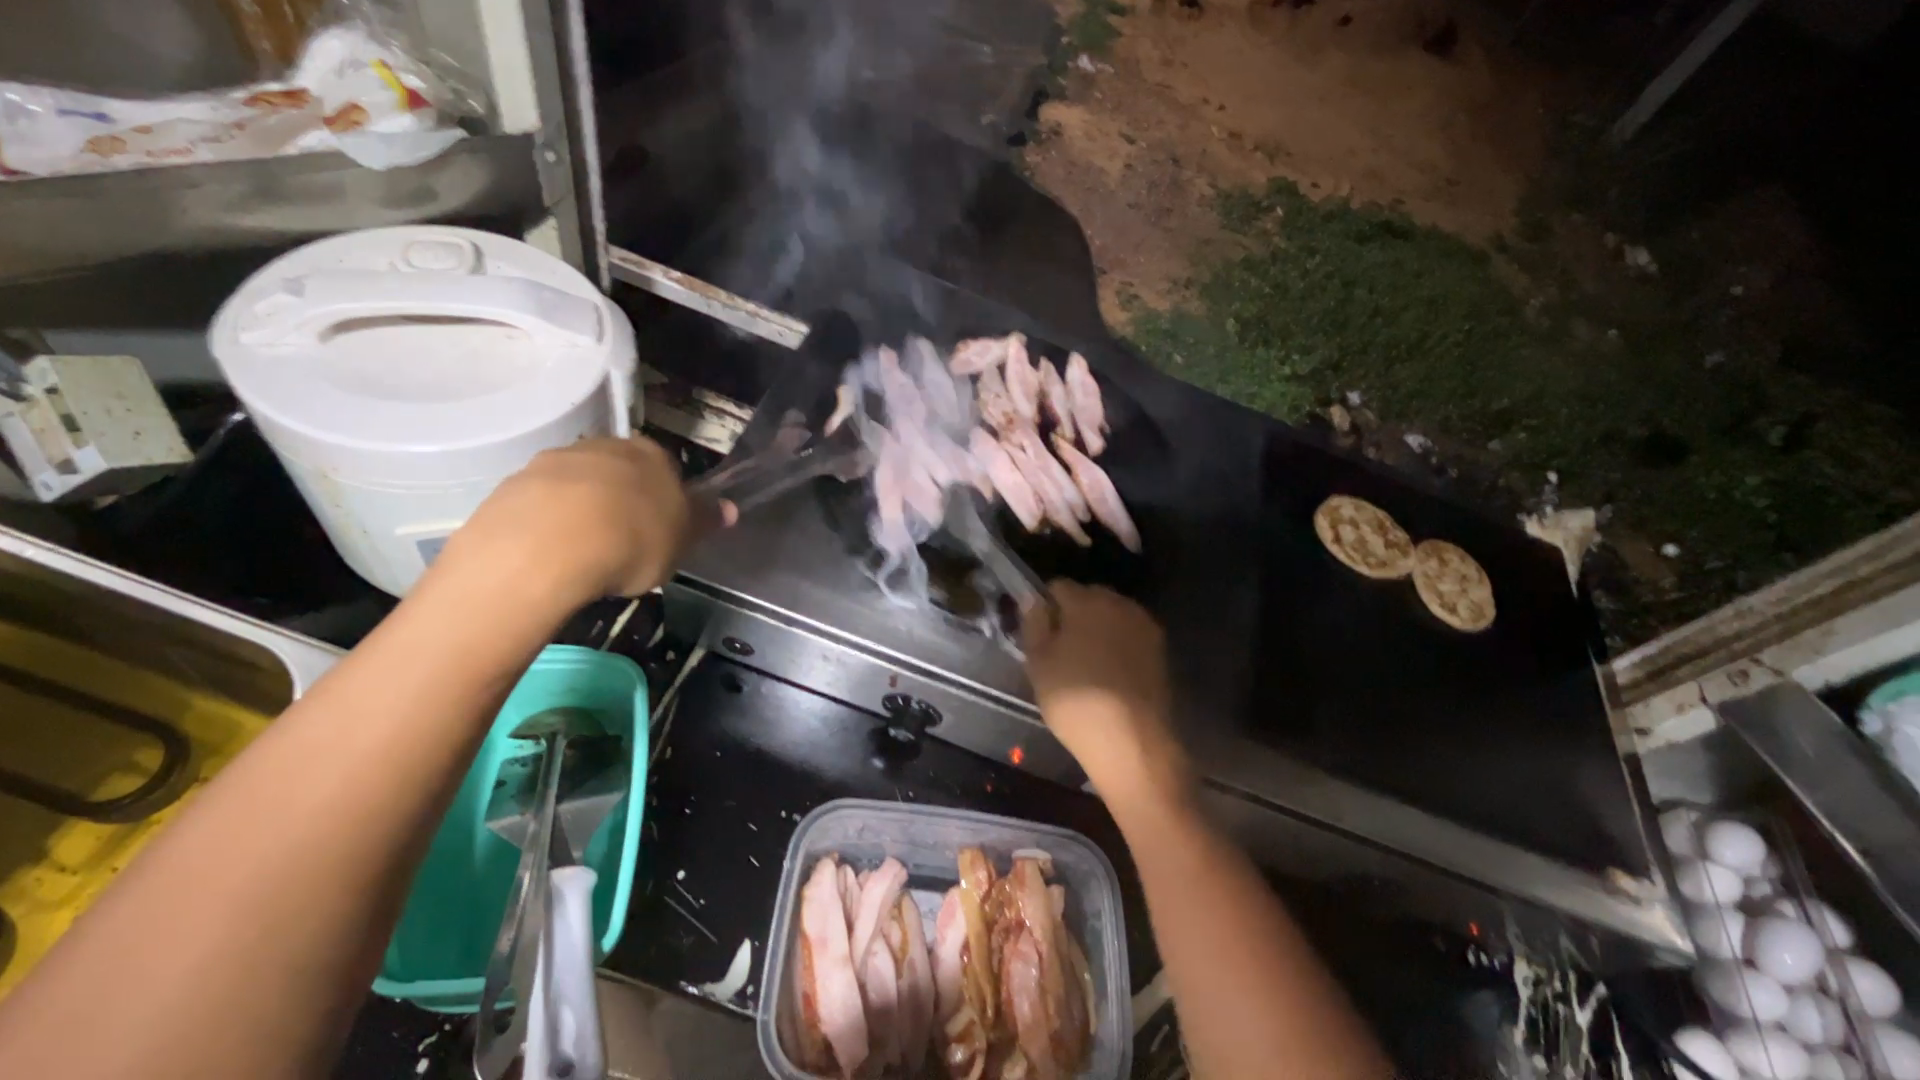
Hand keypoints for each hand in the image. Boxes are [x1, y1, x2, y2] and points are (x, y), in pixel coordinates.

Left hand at [440, 436, 714, 605]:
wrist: (550, 544)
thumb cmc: (633, 539)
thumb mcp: (681, 539)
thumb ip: (703, 521)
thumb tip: (731, 508)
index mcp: (652, 455)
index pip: (666, 468)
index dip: (665, 499)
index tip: (661, 529)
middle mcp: (604, 446)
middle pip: (619, 471)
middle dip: (621, 500)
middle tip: (623, 543)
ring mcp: (556, 461)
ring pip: (577, 484)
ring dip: (581, 510)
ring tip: (583, 556)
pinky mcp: (516, 484)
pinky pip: (541, 504)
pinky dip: (548, 524)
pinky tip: (551, 556)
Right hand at [1023, 582, 1193, 809]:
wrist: (1131, 739)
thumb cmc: (1075, 700)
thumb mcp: (1038, 663)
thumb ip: (1034, 623)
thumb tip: (1033, 599)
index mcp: (1086, 601)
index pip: (1058, 586)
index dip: (1045, 605)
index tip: (1039, 632)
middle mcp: (1119, 604)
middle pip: (1089, 597)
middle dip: (1074, 614)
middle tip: (1061, 649)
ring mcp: (1144, 625)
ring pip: (1113, 616)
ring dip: (1099, 629)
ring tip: (1087, 664)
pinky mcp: (1160, 650)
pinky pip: (1130, 636)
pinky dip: (1118, 645)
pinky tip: (1110, 674)